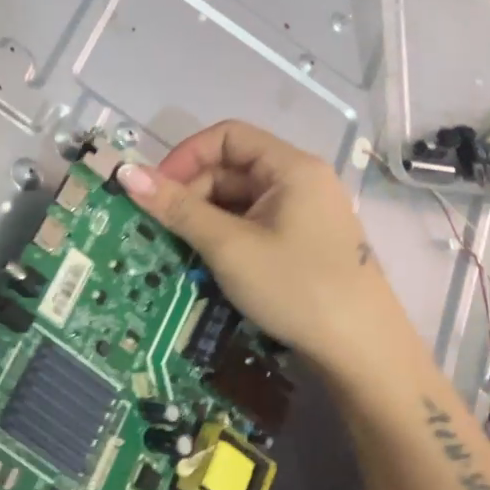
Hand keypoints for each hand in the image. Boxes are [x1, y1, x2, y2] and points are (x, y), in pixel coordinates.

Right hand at [115, 121, 408, 366]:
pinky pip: (252, 223)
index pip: (226, 136)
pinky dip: (224, 236)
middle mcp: (300, 181)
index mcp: (291, 168)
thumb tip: (126, 173)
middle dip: (190, 193)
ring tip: (180, 248)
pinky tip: (207, 262)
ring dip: (203, 218)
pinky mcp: (302, 242)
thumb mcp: (228, 246)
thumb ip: (177, 208)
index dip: (185, 156)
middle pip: (230, 168)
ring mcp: (303, 213)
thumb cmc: (296, 288)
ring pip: (238, 199)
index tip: (155, 191)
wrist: (363, 353)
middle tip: (162, 228)